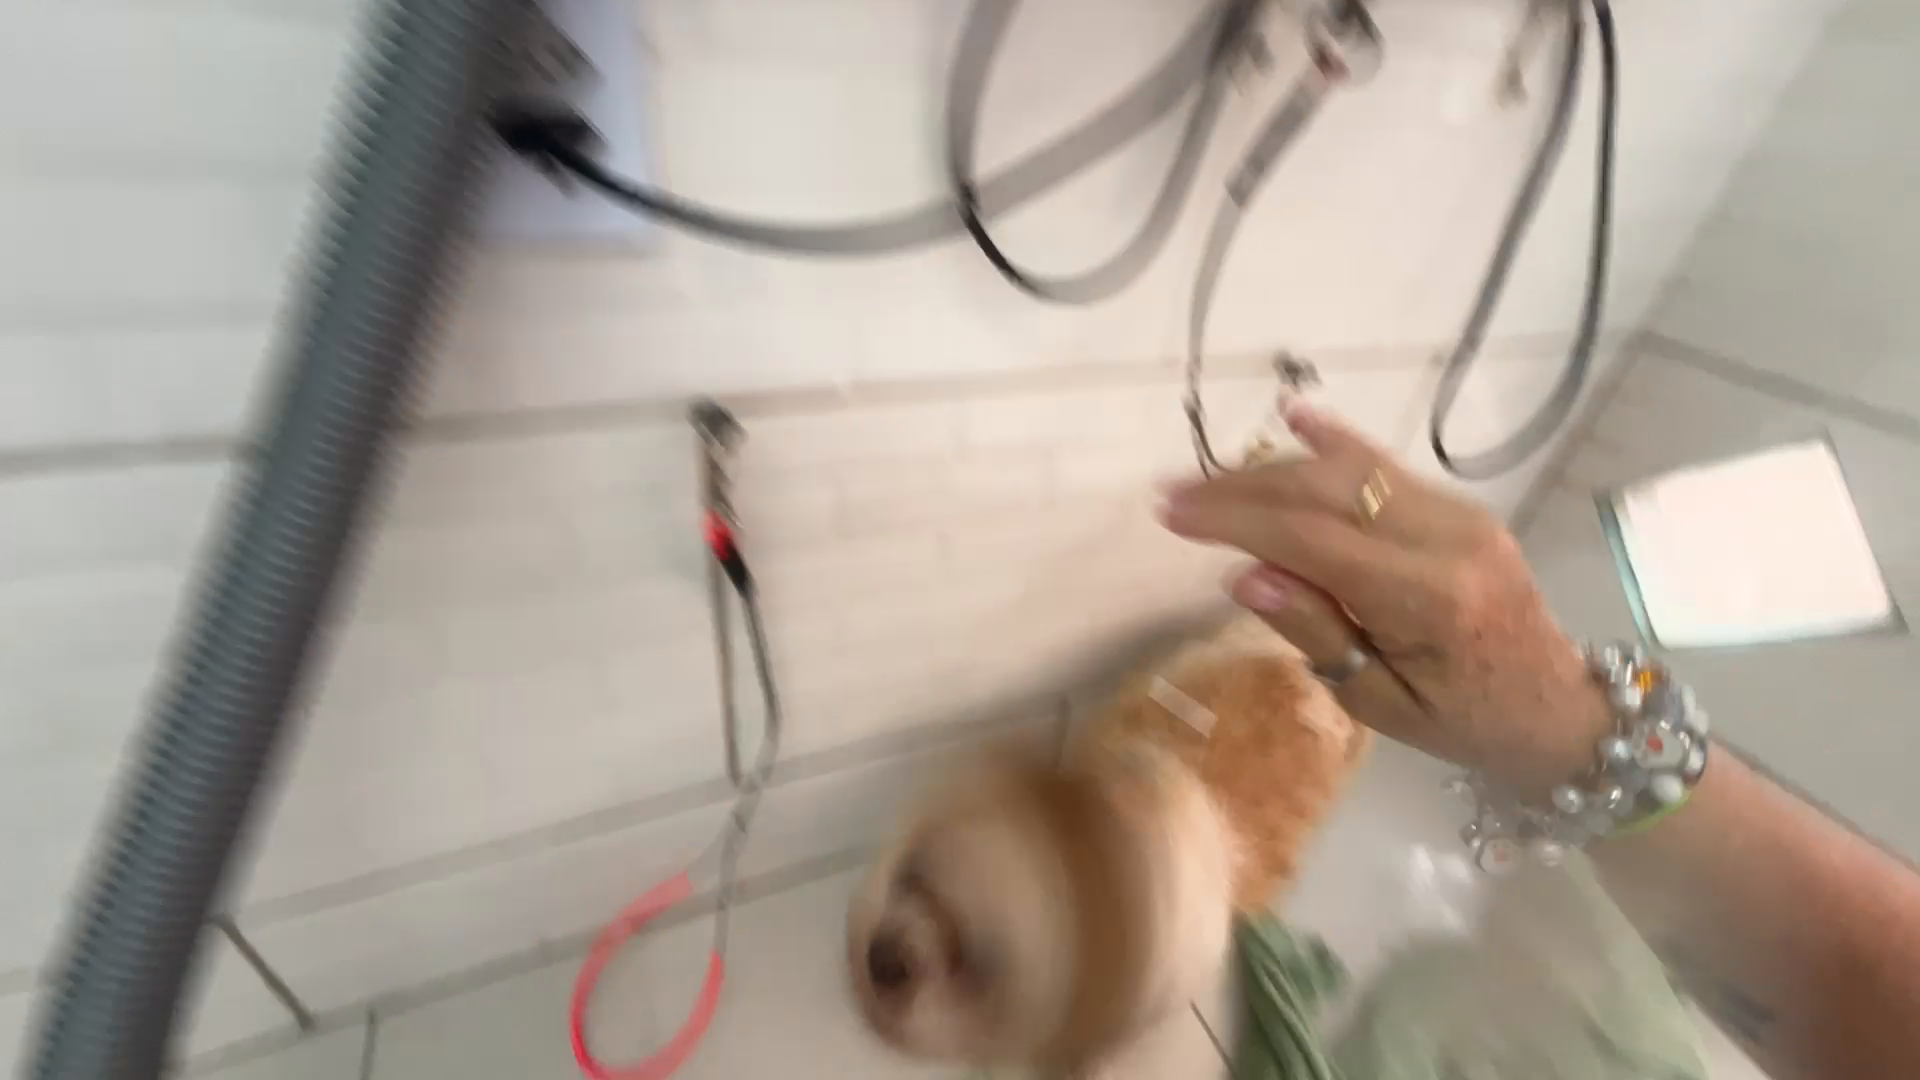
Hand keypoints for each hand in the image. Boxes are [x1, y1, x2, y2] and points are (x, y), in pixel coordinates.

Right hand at [1159, 402, 1611, 793]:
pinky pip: (1383, 464)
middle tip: (1176, 493)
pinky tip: (1293, 415)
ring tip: (1207, 479)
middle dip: (1239, 488)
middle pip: (1322, 491)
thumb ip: (1313, 632)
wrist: (1562, 709)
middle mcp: (1446, 539)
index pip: (1308, 538)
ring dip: (1268, 469)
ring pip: (1346, 470)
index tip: (1172, 513)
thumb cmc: (1461, 721)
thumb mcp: (1377, 702)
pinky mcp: (1458, 506)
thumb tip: (1242, 574)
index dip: (1233, 519)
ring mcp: (1458, 513)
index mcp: (1426, 598)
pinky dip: (1330, 440)